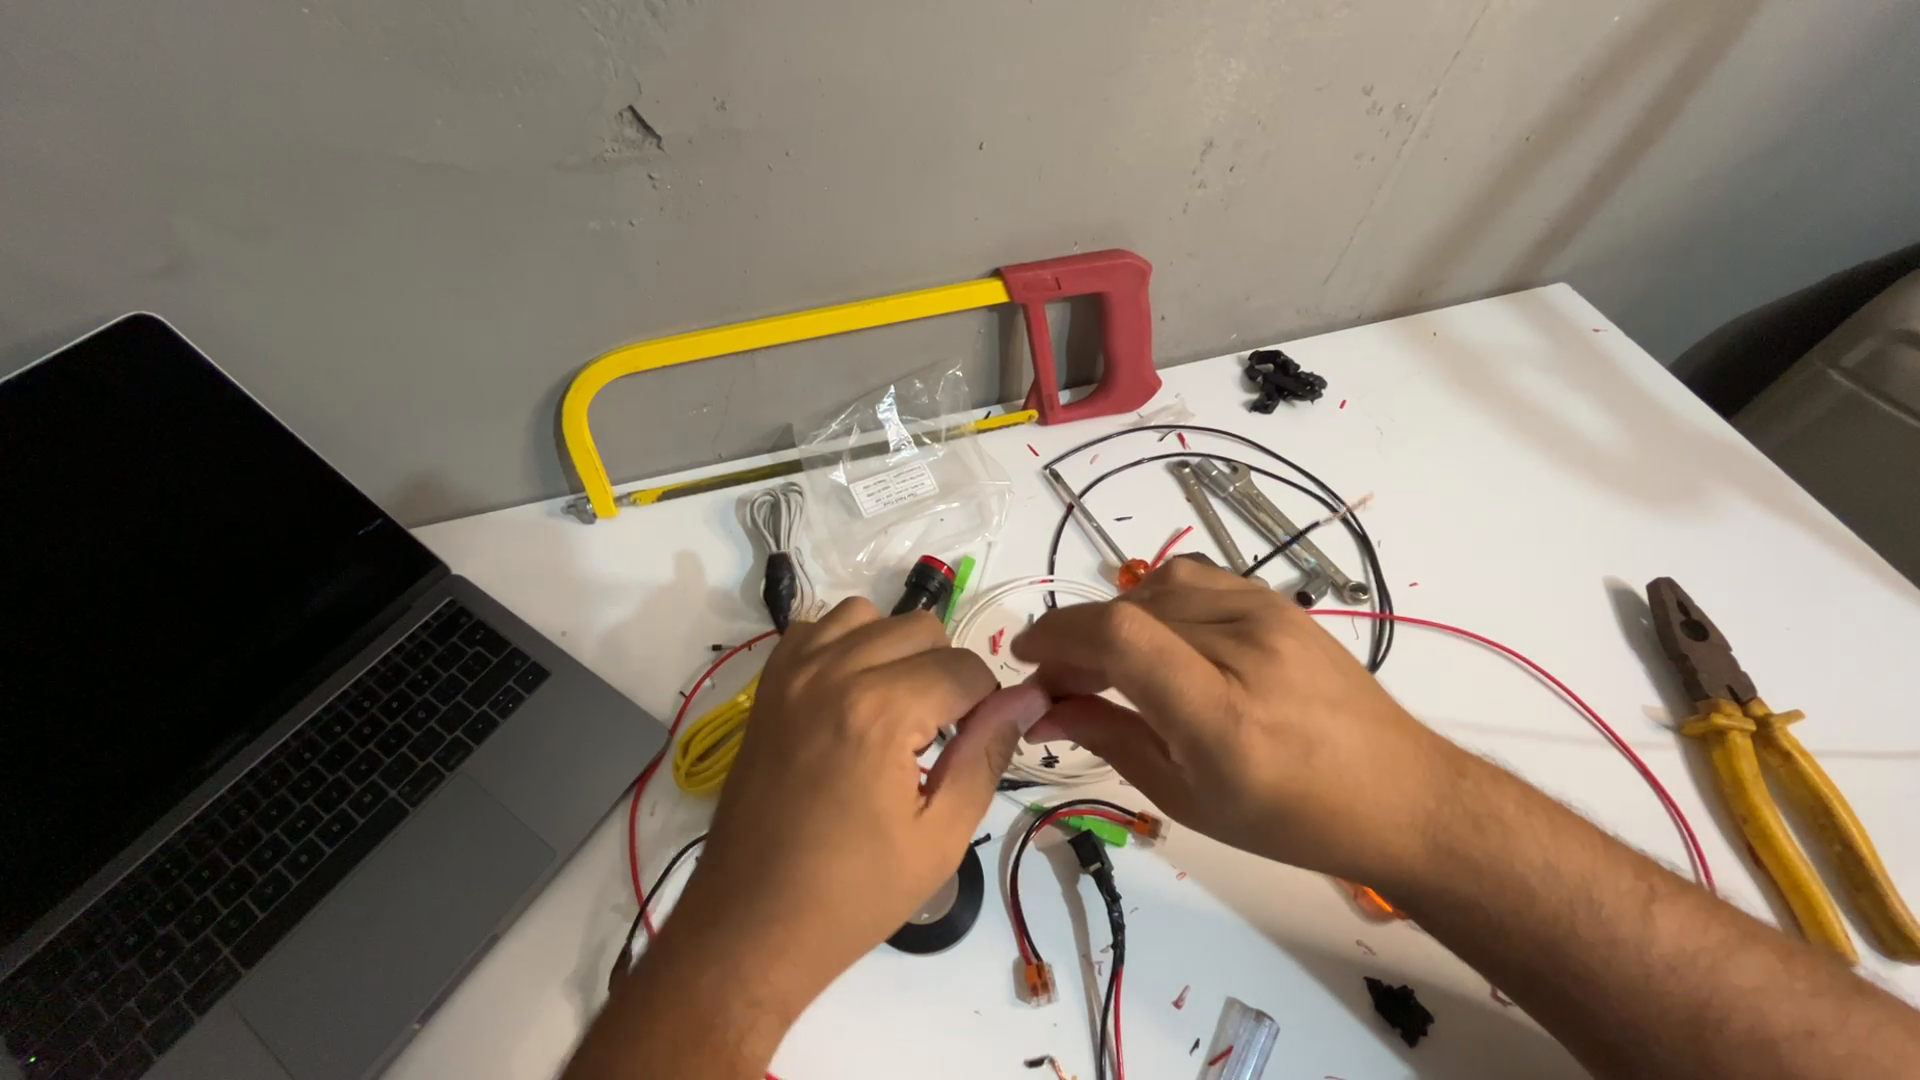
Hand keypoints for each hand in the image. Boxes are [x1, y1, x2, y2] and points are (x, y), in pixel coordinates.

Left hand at [666, 597, 1048, 1004]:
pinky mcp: (766, 685)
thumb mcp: (941, 835)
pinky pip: (816, 628)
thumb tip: (1029, 696)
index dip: (986, 704)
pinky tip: (850, 694)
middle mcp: (833, 672)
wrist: (752, 923)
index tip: (975, 743)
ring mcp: (792, 673)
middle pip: (922, 628)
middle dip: (946, 673)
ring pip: (869, 615)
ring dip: (895, 649)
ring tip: (895, 706)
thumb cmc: (854, 893)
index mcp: (880, 711)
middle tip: (937, 733)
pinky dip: (844, 645)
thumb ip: (987, 753)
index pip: (966, 668)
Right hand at [1011, 557, 1463, 885]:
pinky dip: (1154, 600)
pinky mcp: (1278, 601)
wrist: (1399, 793)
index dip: (1058, 634)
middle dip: (1076, 639)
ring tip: (1110, 662)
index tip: (1026, 657)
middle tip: (1063, 681)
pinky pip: (1194, 578)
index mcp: (1220, 712)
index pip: (1120, 636)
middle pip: (1128, 609)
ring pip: (1156, 587)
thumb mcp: (1185, 796)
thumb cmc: (1287, 818)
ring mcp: (1267, 614)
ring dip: (1113, 618)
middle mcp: (1244, 645)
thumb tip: (1040, 710)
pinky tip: (1156, 636)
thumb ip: (1107, 738)